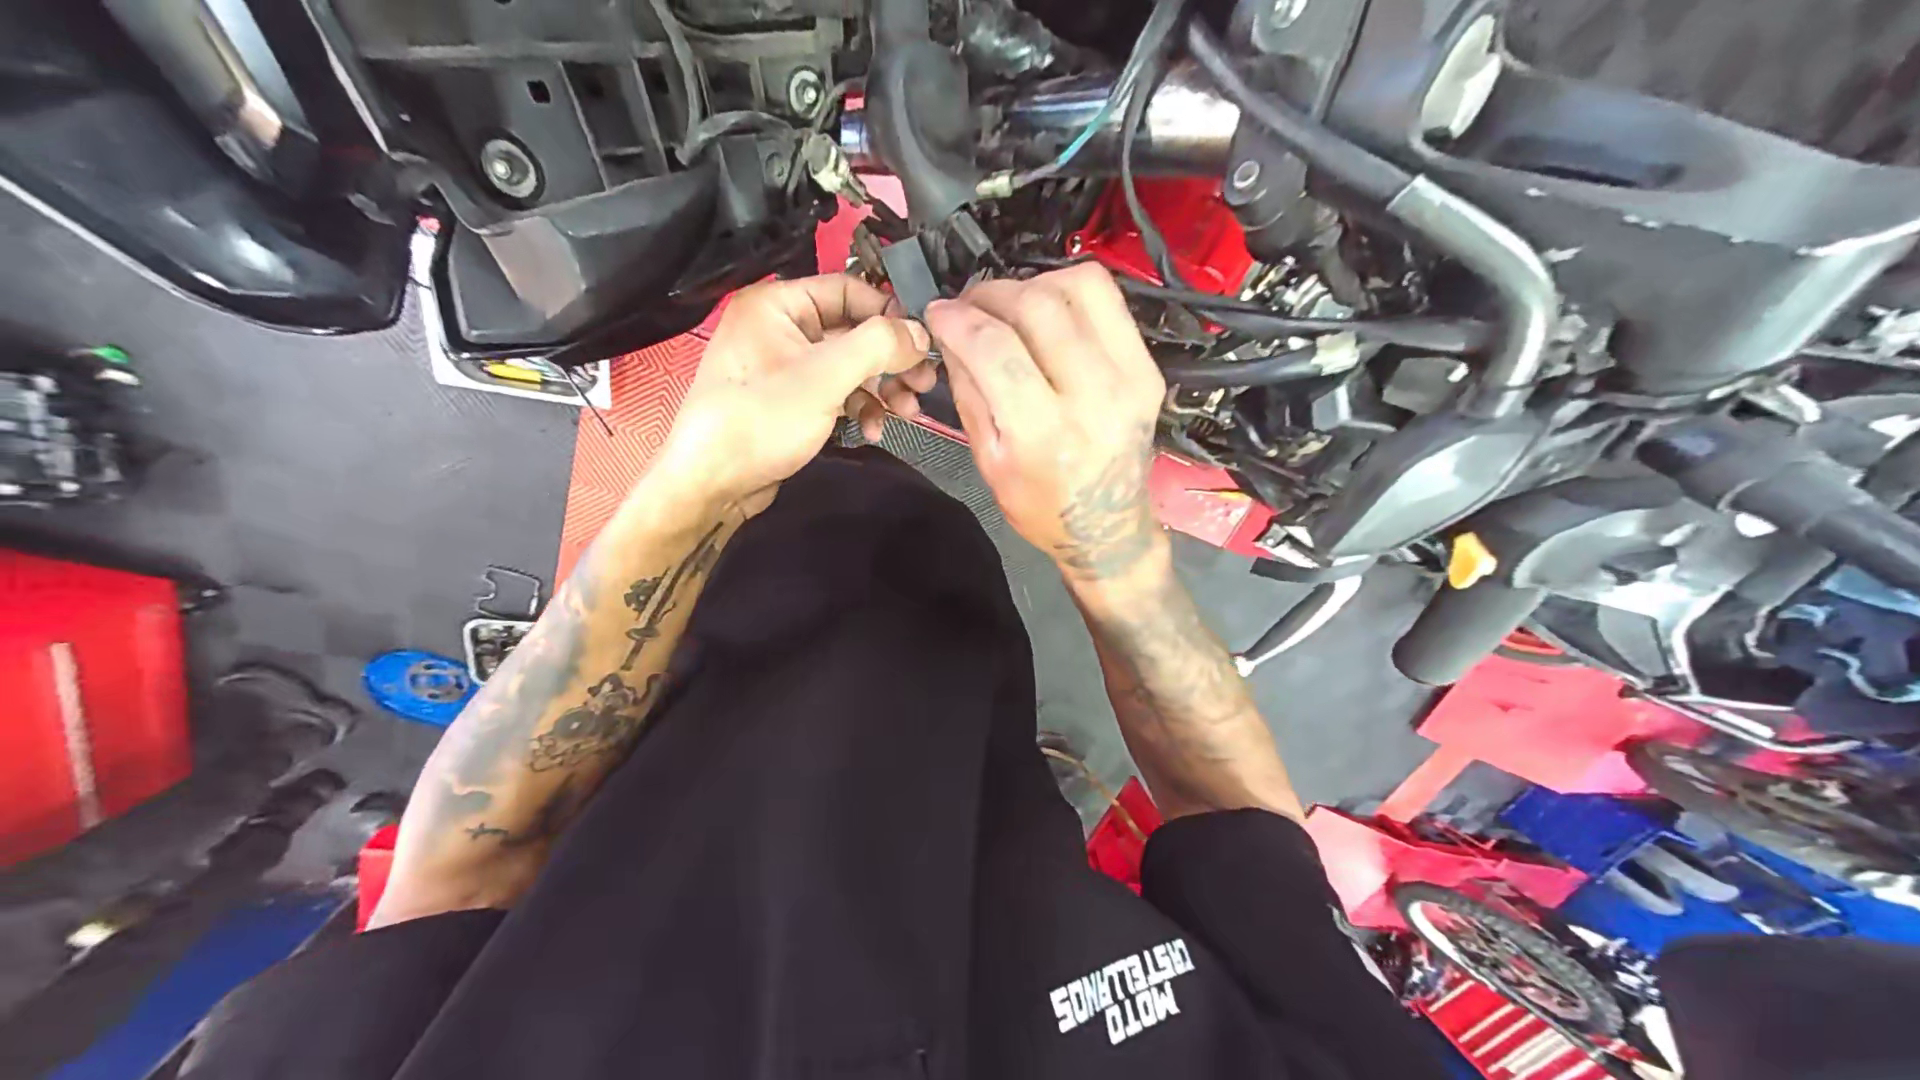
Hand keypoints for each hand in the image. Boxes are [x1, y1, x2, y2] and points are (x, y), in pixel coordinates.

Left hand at [653, 274, 937, 512]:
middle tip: (924, 382)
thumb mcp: (825, 376)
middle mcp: (781, 328)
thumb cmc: (761, 419)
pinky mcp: (792, 401)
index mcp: (778, 304)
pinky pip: (836, 393)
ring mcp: (787, 367)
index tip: (924, 343)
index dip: (890, 314)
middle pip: (854, 332)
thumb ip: (878, 346)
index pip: (849, 290)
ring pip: (850, 366)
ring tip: (907, 411)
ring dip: (882, 388)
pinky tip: (874, 429)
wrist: (713, 483)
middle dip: (891, 360)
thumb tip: (920, 333)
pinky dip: (860, 408)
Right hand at [925, 264, 1168, 583]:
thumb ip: (968, 391)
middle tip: (968, 305)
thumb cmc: (1041, 506)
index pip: (995, 348)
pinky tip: (1046, 312)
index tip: (938, 313)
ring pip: (1078, 287)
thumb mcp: (988, 462)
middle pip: (1036, 307)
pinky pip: (1107, 299)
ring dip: (1031, 285)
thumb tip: (952, 332)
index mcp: (1044, 435)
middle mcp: (1094, 399)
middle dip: (989, 294)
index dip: (957, 319)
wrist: (1108, 528)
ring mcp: (1130, 378)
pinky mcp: (1147, 368)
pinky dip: (1067, 291)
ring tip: (1008, 306)